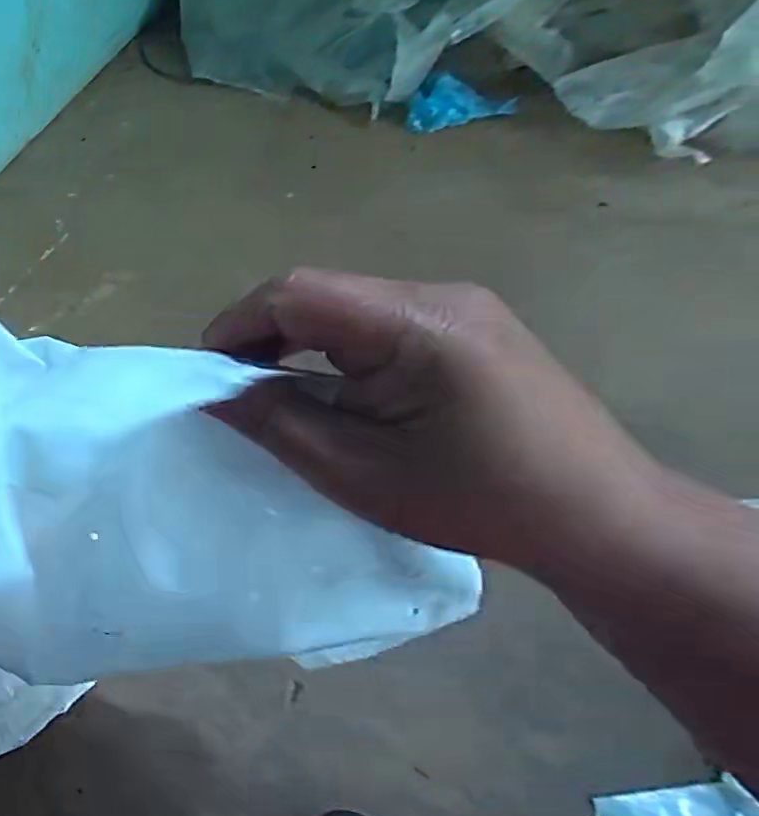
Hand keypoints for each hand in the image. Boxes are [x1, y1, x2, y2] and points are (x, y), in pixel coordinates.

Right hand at [202, 268, 662, 573]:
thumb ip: (270, 418)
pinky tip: (324, 384)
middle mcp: (437, 297)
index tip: (210, 378)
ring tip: (272, 390)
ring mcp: (454, 307)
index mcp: (417, 325)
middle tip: (235, 388)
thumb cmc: (474, 500)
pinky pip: (364, 317)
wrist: (605, 523)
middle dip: (256, 334)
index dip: (235, 327)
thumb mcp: (350, 468)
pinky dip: (323, 345)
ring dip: (288, 339)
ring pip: (334, 302)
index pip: (294, 294)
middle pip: (311, 291)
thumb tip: (210, 391)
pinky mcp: (459, 324)